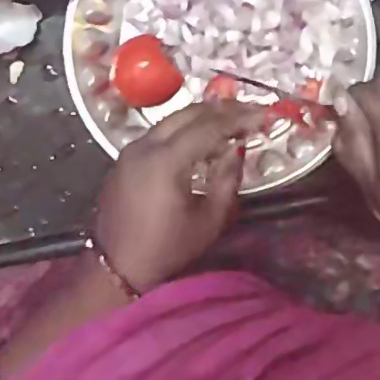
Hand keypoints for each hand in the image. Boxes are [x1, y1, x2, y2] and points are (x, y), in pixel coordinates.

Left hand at [94, 101, 259, 290]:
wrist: (115, 270)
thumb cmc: (167, 249)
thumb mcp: (210, 219)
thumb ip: (228, 178)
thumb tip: (238, 147)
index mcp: (166, 160)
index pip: (210, 126)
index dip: (240, 118)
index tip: (263, 116)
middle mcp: (146, 145)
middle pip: (190, 113)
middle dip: (223, 109)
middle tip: (250, 111)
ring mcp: (132, 149)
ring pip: (173, 119)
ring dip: (204, 116)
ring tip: (231, 120)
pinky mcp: (126, 158)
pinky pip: (161, 132)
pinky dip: (186, 128)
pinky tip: (203, 137)